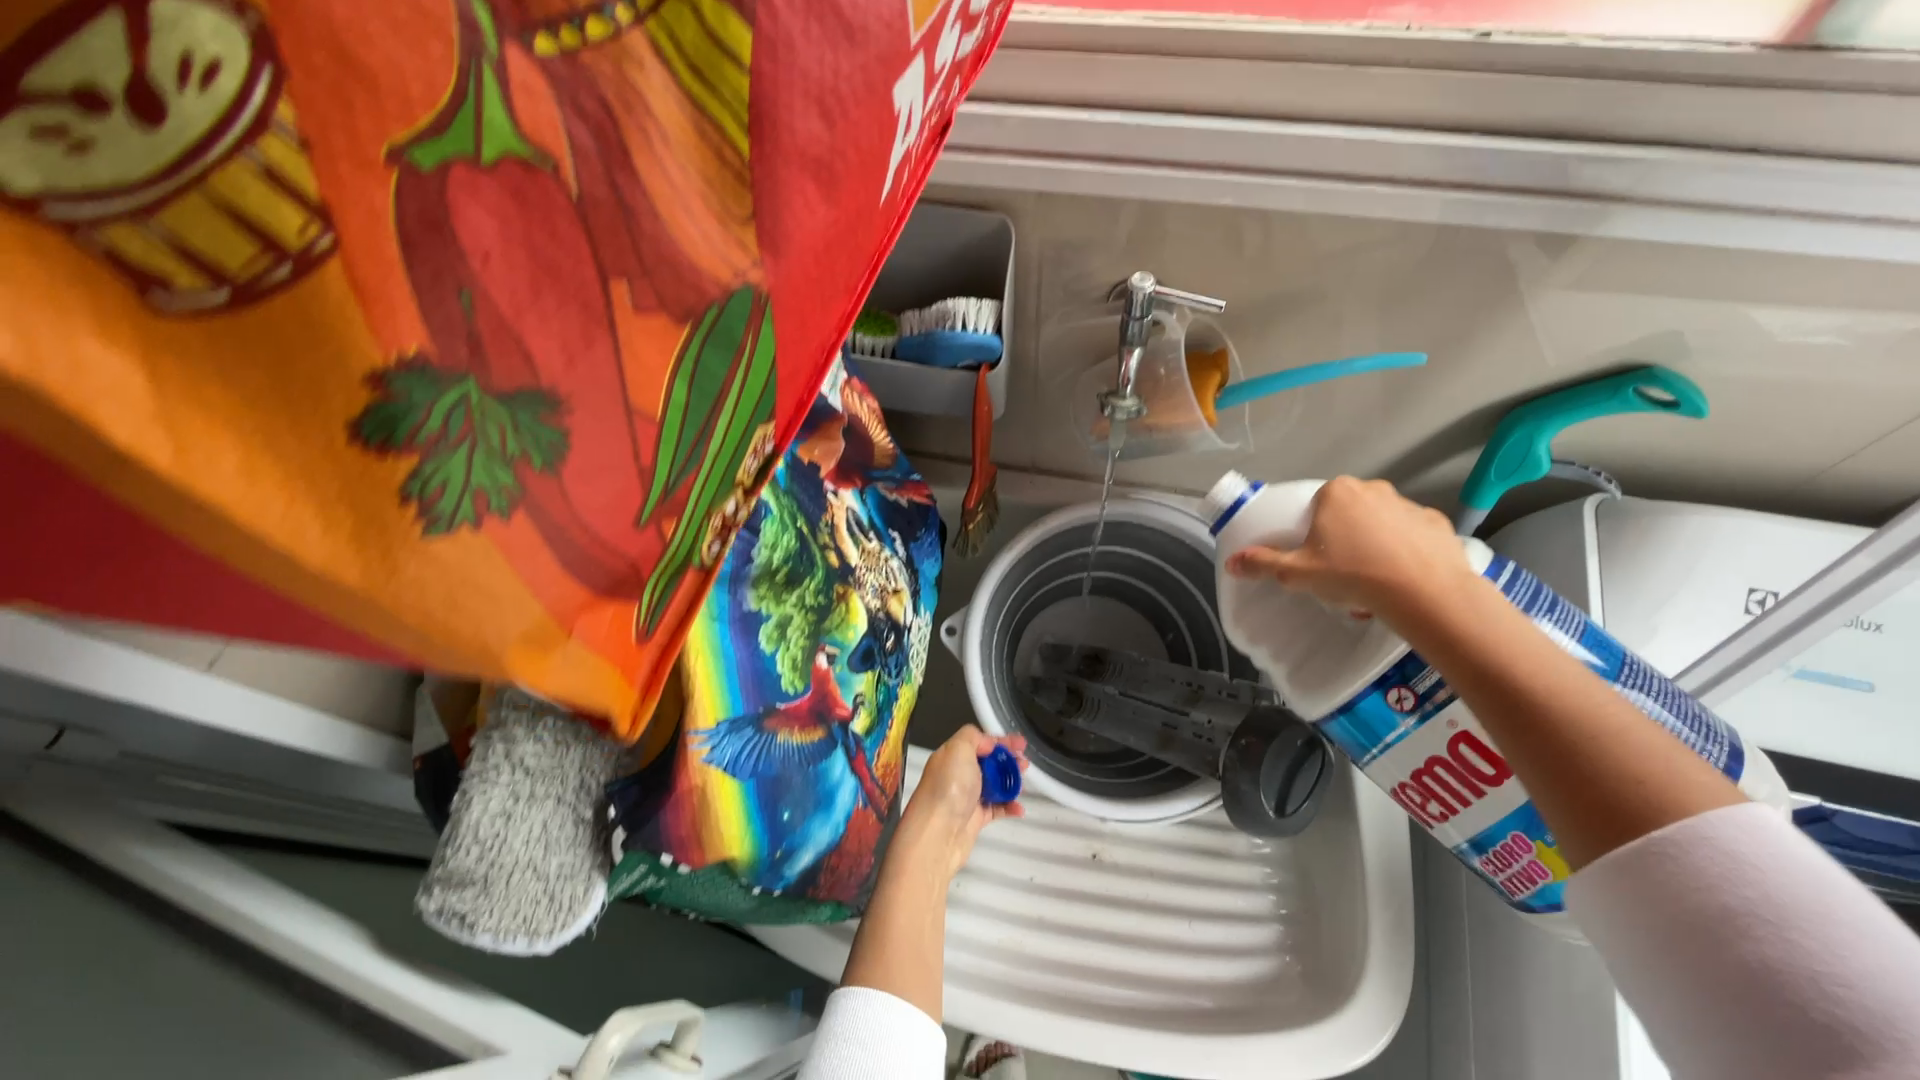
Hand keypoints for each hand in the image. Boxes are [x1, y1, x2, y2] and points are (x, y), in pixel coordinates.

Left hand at [893, 726, 1026, 882]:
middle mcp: (958, 775)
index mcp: (952, 755)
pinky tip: (1019, 807)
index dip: (1000, 741)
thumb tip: (988, 744)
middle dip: (1009, 761)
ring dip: (1011, 782)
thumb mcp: (958, 748)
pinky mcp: (975, 819)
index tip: (1020, 743)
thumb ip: (973, 736)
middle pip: (989, 764)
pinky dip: (1010, 807)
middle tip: (1024, 763)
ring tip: (1023, 783)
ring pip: (995, 785)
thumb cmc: (948, 787)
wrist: (938, 832)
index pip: (979, 743)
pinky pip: (997, 809)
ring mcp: (967, 797)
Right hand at [1225, 476, 1473, 619]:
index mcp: (1336, 492)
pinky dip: (1407, 550)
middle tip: (1342, 567)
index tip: (1317, 554)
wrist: (1422, 591)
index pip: (1318, 503)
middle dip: (1345, 533)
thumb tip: (1231, 562)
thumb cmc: (1351, 574)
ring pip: (1383, 521)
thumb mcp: (1297, 573)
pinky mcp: (1437, 522)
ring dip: (1376, 541)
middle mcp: (1373, 488)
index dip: (1315, 529)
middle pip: (1351, 509)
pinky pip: (1413, 535)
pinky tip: (1403, 576)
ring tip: (1373, 577)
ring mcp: (1409, 504)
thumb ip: (1263, 564)